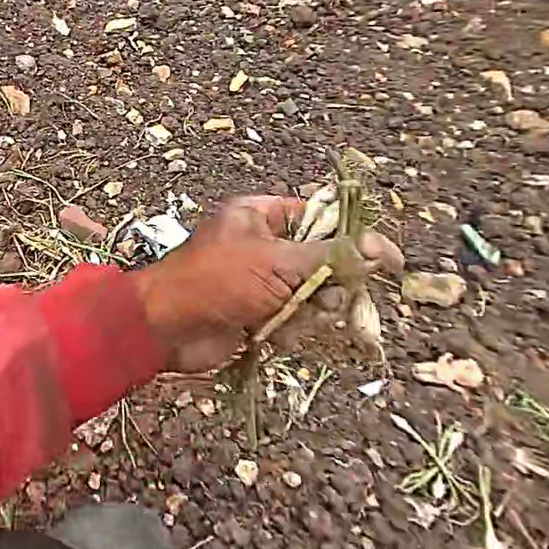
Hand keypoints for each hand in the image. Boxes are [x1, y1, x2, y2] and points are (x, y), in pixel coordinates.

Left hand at [127, 195, 403, 372]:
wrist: (165, 328)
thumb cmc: (216, 280)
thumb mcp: (276, 262)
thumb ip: (330, 257)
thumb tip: (380, 249)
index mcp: (262, 215)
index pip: (319, 216)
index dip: (350, 236)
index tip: (384, 258)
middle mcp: (264, 244)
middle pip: (321, 259)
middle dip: (325, 284)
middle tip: (326, 298)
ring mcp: (261, 279)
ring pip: (312, 294)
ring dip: (305, 310)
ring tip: (284, 316)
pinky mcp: (258, 312)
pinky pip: (294, 318)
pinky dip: (287, 328)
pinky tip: (270, 333)